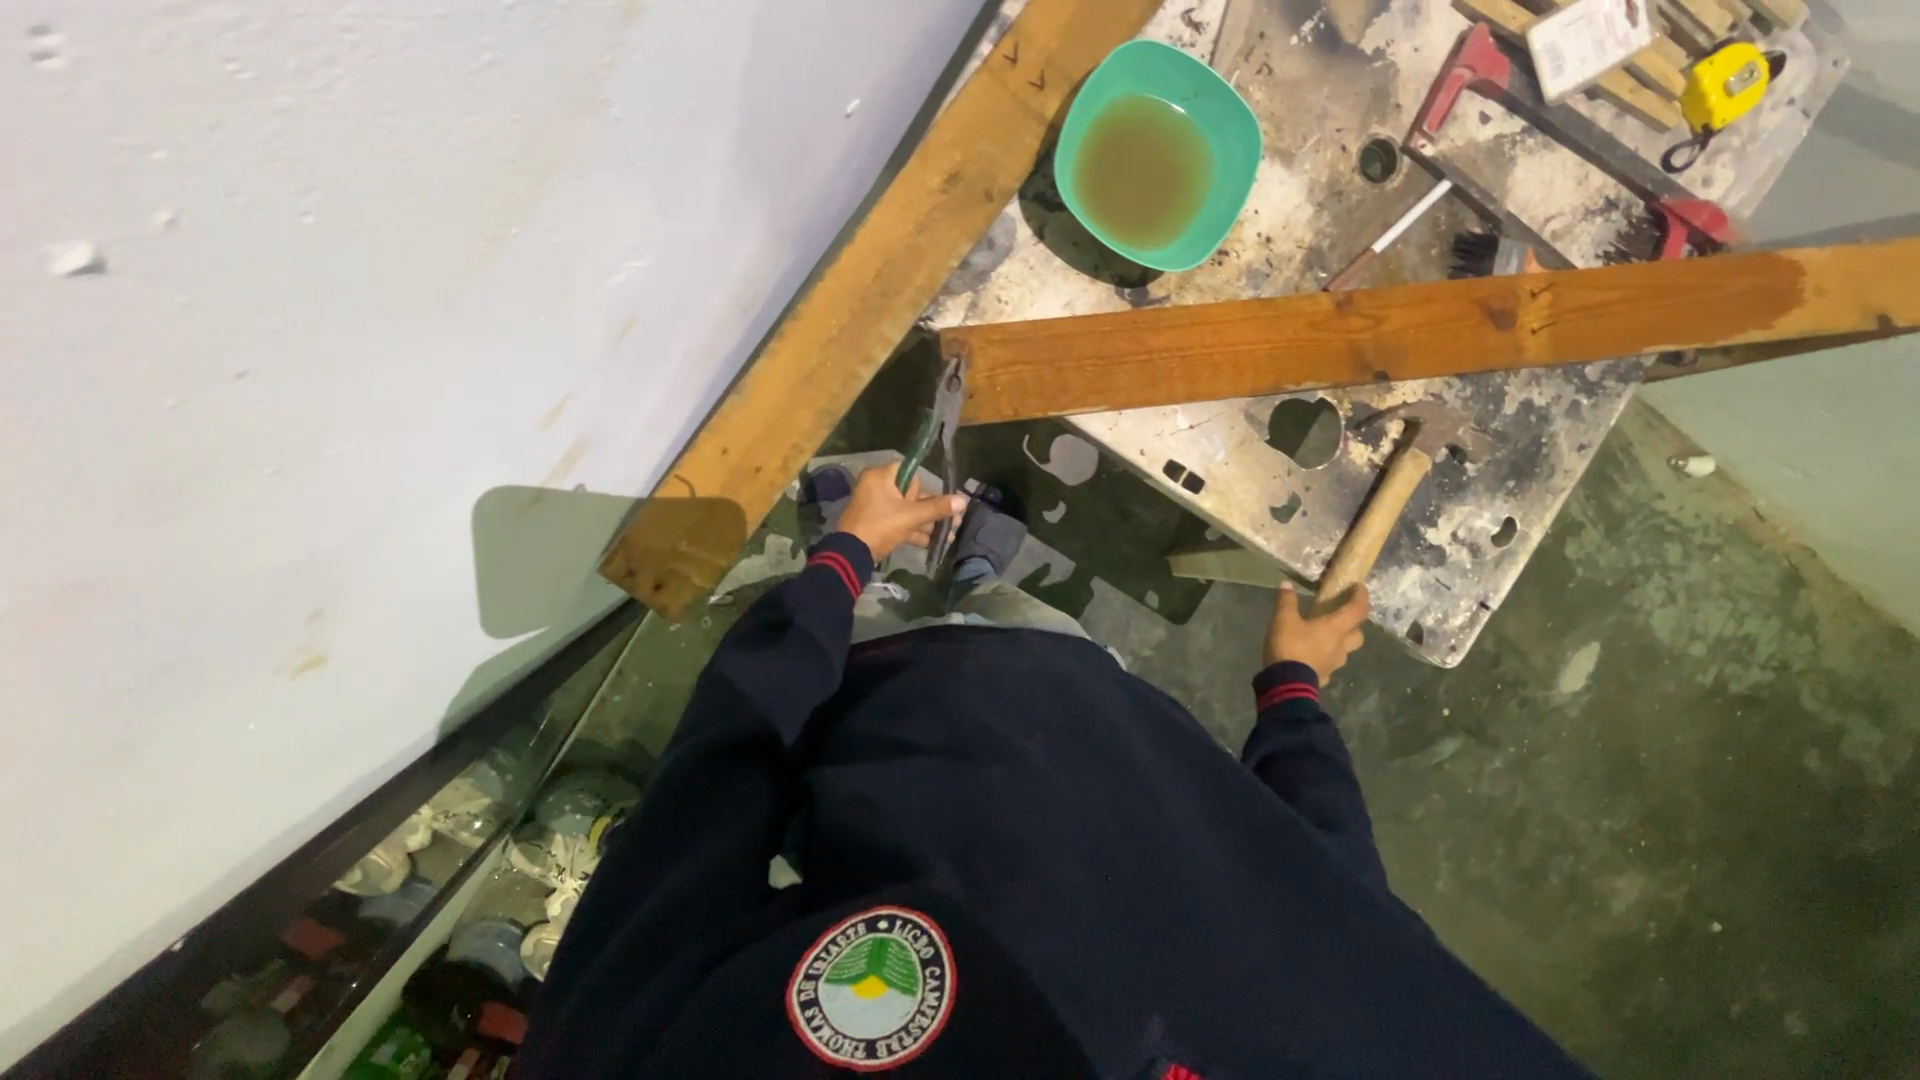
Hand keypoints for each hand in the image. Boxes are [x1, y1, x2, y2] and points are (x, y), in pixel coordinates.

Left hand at [836, 462, 966, 560]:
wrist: (852, 554)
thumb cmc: (880, 526)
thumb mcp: (910, 516)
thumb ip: (936, 508)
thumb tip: (963, 500)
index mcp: (880, 477)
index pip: (909, 472)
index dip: (923, 487)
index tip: (932, 501)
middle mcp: (877, 487)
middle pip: (911, 494)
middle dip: (932, 510)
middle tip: (952, 521)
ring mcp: (877, 507)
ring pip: (907, 510)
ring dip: (927, 523)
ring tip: (948, 535)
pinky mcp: (878, 524)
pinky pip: (900, 522)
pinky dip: (914, 531)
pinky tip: (934, 543)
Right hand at [1265, 582, 1368, 680]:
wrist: (1287, 683)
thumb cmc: (1290, 646)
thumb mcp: (1283, 619)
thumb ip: (1286, 601)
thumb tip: (1286, 585)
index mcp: (1335, 628)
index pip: (1357, 610)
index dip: (1361, 597)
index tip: (1359, 587)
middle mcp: (1341, 646)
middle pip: (1358, 634)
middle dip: (1355, 625)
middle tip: (1343, 618)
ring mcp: (1334, 663)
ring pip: (1345, 651)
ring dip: (1341, 643)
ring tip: (1326, 638)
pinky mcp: (1324, 676)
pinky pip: (1329, 665)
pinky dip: (1325, 659)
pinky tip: (1313, 658)